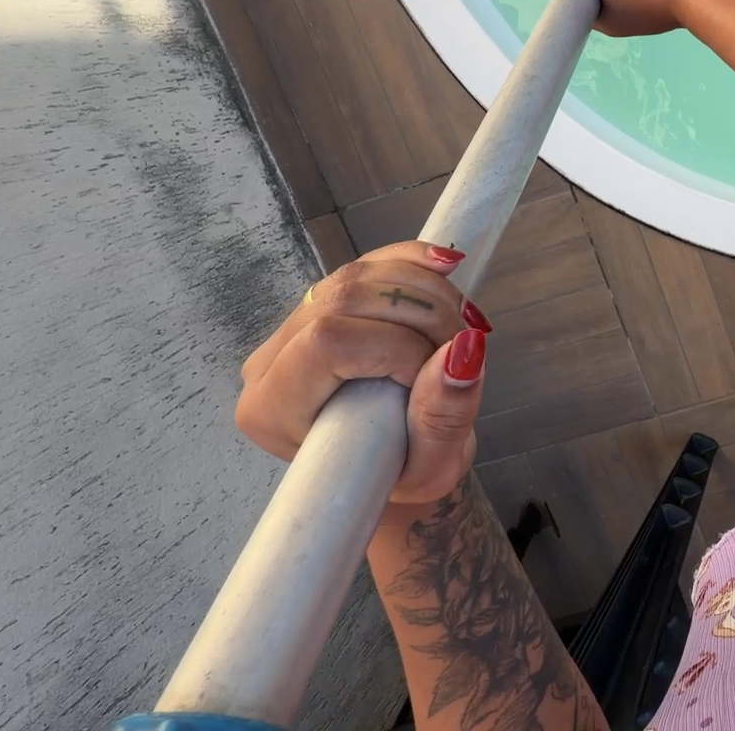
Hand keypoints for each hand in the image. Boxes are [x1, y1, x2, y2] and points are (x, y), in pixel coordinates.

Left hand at [237, 241, 493, 504]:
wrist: (396, 463)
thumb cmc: (403, 475)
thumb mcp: (434, 469)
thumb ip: (444, 419)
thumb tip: (463, 351)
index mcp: (275, 412)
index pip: (328, 341)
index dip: (397, 346)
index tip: (433, 377)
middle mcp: (270, 364)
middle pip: (345, 297)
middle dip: (423, 313)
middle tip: (463, 346)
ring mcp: (295, 327)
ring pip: (360, 274)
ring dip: (428, 289)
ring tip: (461, 325)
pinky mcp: (329, 304)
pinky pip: (370, 263)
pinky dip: (416, 258)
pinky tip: (449, 266)